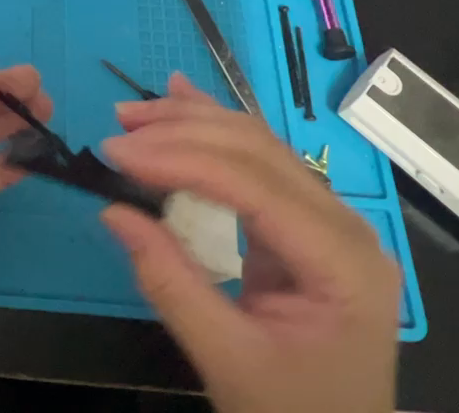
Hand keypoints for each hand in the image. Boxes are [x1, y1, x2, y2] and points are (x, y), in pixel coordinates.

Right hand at [98, 74, 399, 412]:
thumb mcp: (226, 361)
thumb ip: (170, 282)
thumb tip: (113, 211)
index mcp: (341, 260)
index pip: (252, 184)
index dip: (180, 159)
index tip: (117, 153)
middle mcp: (344, 224)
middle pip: (257, 151)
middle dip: (182, 131)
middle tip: (116, 132)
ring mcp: (329, 219)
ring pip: (257, 144)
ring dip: (193, 122)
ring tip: (134, 114)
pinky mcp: (305, 221)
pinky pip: (258, 162)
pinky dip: (215, 132)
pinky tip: (183, 97)